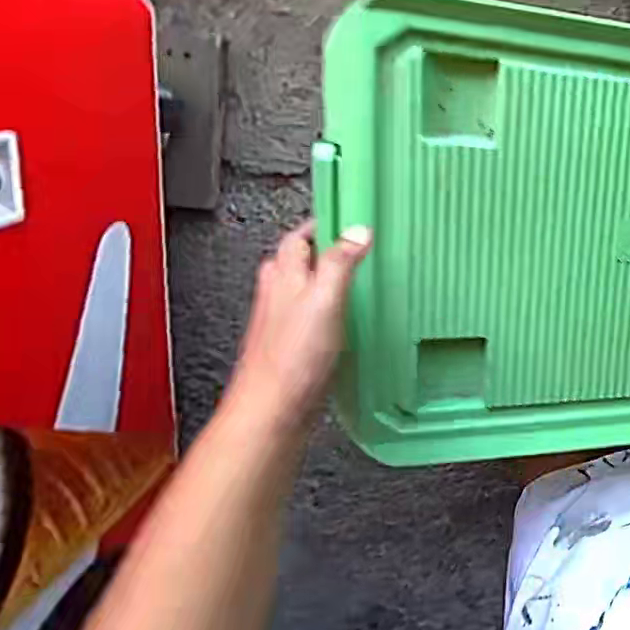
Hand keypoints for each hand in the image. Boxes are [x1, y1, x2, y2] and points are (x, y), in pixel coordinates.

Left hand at [233, 219, 371, 422]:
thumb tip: (358, 230)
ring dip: (319, 277)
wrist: (271, 410)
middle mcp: (277, 295)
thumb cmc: (292, 359)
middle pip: (294, 260)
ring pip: (298, 287)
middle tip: (345, 244)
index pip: (297, 238)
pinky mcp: (290, 345)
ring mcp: (281, 321)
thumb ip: (341, 263)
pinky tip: (339, 318)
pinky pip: (306, 314)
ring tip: (346, 276)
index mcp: (284, 276)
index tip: (343, 219)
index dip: (319, 226)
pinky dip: (322, 307)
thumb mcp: (325, 300)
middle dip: (317, 249)